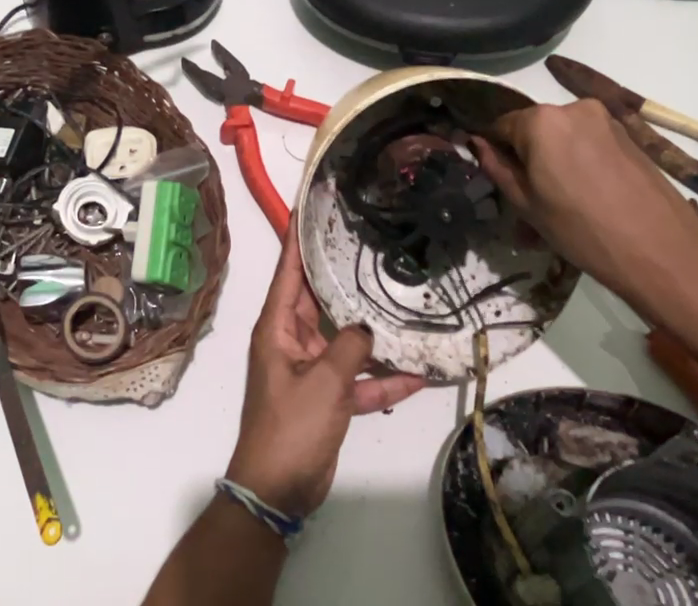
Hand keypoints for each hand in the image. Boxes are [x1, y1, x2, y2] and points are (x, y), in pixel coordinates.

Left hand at [224, 232, 425, 517]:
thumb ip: (349, 348)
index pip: (288, 273)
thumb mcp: (324, 384)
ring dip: (373, 333)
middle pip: (319, 300)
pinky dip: (382, 380)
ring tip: (407, 303)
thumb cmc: (291, 427)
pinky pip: (357, 379)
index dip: (298, 240)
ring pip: (345, 340)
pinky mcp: (327, 397)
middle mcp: (291, 341)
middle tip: (373, 246)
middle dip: (343, 277)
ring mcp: (310, 370)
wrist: (278, 489)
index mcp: (277, 328)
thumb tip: (366, 328)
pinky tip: (420, 374)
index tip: (311, 208)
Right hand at [470, 99, 697, 305]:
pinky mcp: (628, 135)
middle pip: (532, 128)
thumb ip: (497, 167)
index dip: (494, 152)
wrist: (663, 250)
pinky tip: (586, 196)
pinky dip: (579, 162)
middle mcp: (572, 108)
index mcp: (540, 121)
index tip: (498, 180)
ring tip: (559, 202)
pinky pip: (588, 142)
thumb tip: (475, 144)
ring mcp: (604, 120)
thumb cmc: (582, 229)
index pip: (499, 126)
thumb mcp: (526, 204)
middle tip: (529, 198)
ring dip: (553, 160)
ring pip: (561, 136)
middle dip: (527, 156)